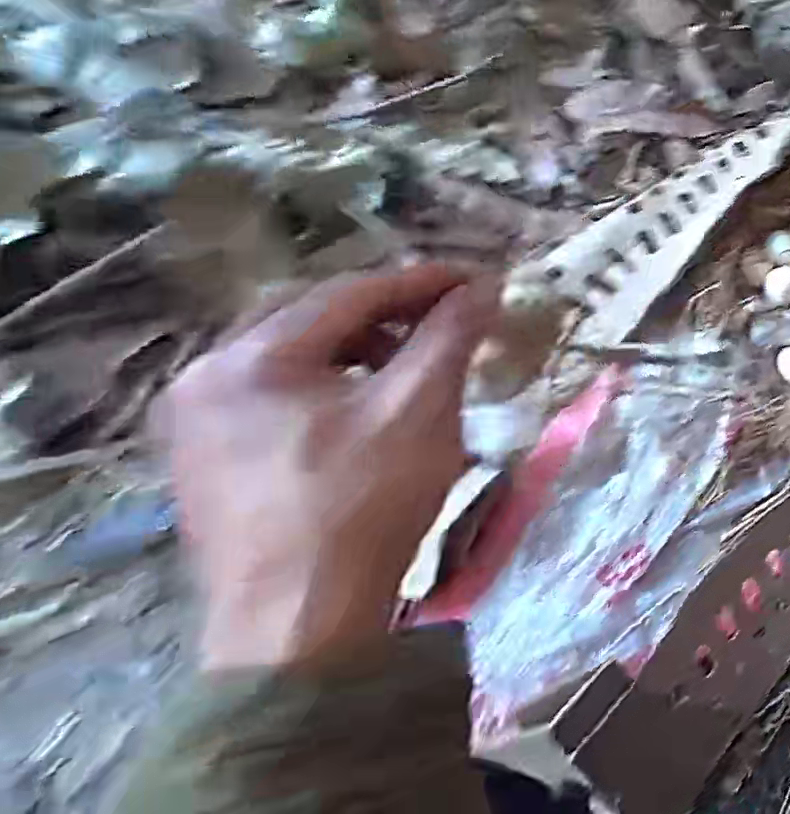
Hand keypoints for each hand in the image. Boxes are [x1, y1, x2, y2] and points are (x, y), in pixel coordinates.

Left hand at [152, 264, 497, 671]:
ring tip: (419, 357)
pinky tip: (375, 398)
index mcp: (248, 361)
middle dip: (391, 307)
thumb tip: (484, 286)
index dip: (422, 281)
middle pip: (314, 315)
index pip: (349, 294)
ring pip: (298, 352)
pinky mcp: (215, 454)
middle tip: (453, 311)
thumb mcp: (421, 406)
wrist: (301, 615)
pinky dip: (338, 376)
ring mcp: (200, 420)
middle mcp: (206, 379)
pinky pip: (284, 388)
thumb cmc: (365, 499)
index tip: (480, 278)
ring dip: (366, 342)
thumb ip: (450, 335)